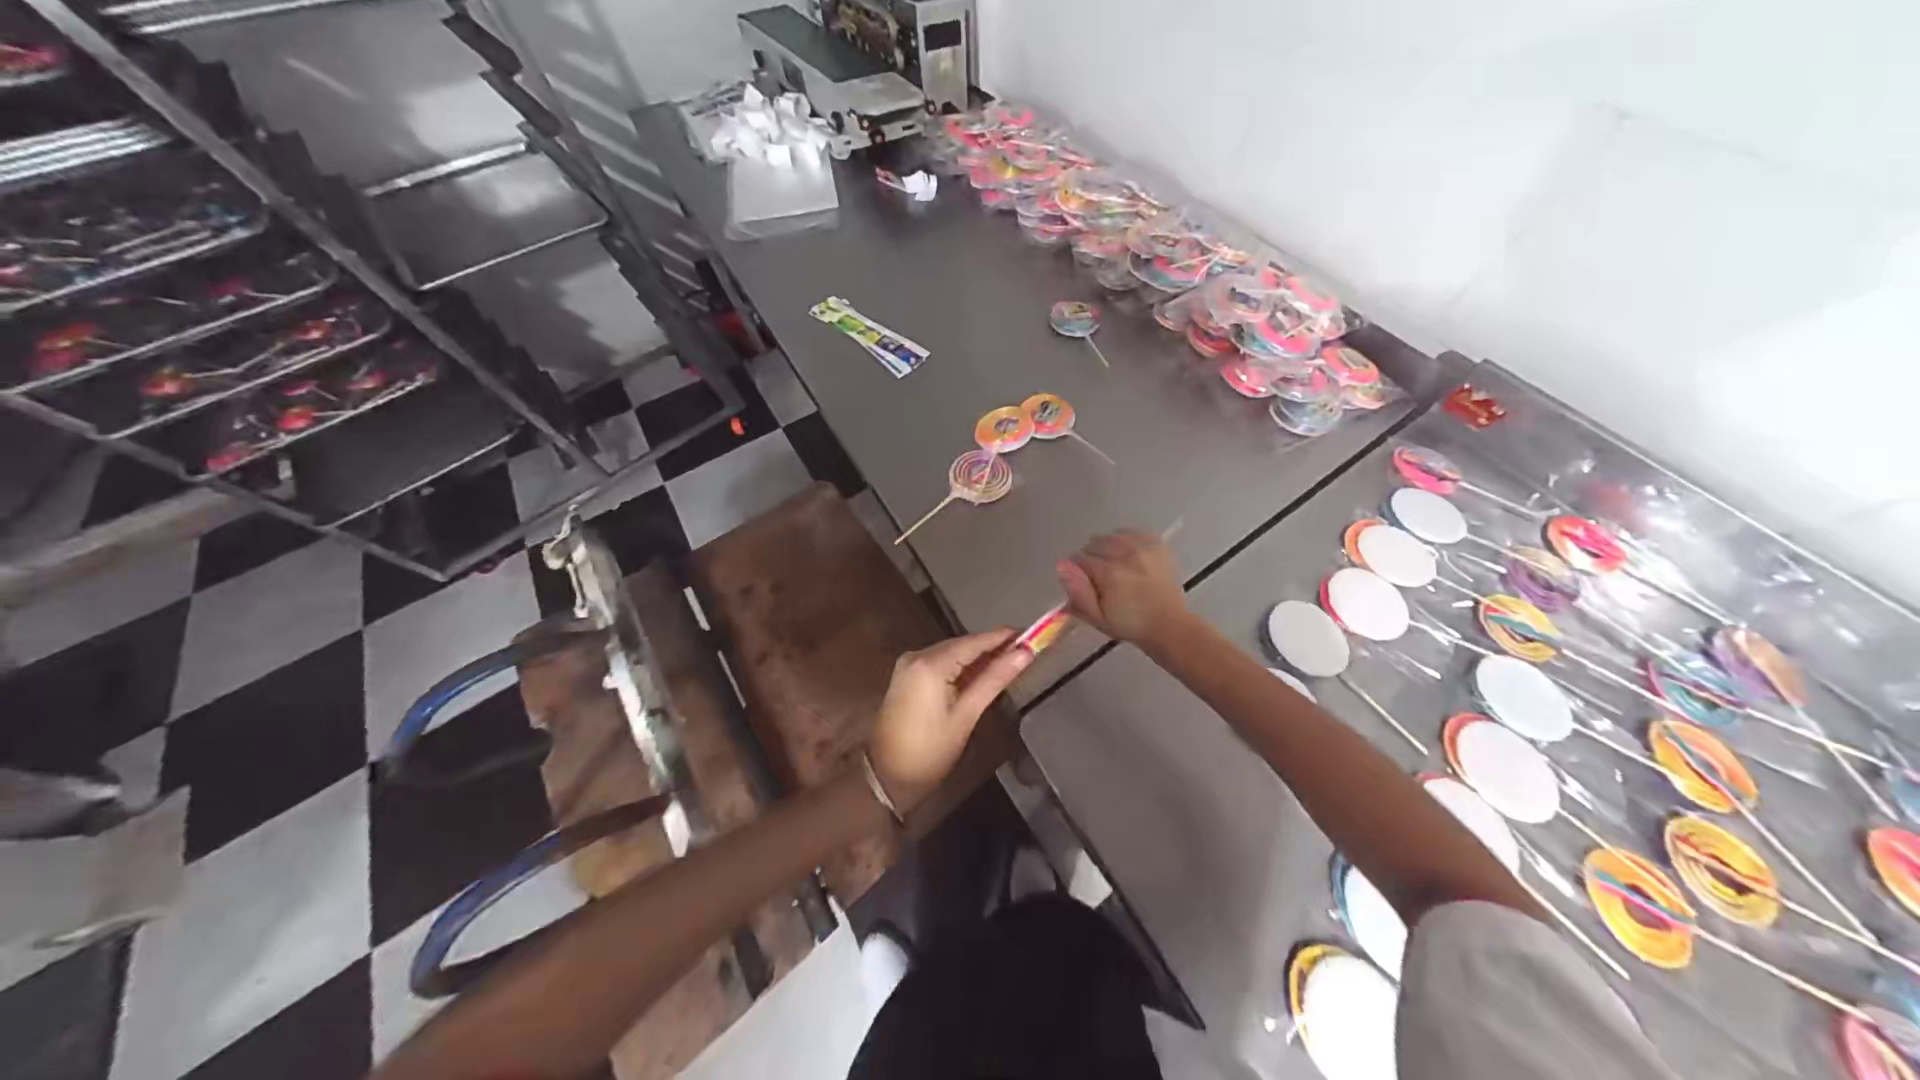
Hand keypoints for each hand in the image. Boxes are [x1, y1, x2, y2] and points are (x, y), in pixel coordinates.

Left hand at [868, 629, 1031, 812]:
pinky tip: (982, 674)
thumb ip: (995, 679)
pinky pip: (940, 663)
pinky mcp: (907, 676)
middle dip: (993, 647)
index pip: (974, 641)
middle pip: (962, 644)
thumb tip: (1025, 654)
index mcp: (930, 663)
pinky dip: (961, 667)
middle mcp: (917, 655)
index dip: (1003, 637)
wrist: (887, 775)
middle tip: (1026, 651)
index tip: (1031, 634)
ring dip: (979, 658)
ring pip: (952, 653)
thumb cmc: (930, 749)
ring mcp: (909, 664)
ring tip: (1010, 662)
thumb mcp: (966, 714)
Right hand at [1056, 529, 1191, 645]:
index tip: (1088, 586)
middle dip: (1092, 559)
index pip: (1078, 558)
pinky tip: (1128, 558)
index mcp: (1110, 573)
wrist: (1168, 625)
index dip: (1078, 573)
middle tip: (1103, 580)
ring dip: (1108, 549)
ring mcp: (1143, 547)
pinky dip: (1124, 541)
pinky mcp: (1156, 543)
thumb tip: (1062, 565)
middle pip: (1093, 543)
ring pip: (1110, 536)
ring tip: (1116, 568)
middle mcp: (1127, 554)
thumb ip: (1077, 591)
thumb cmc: (1130, 624)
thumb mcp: (1097, 617)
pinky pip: (1130, 532)